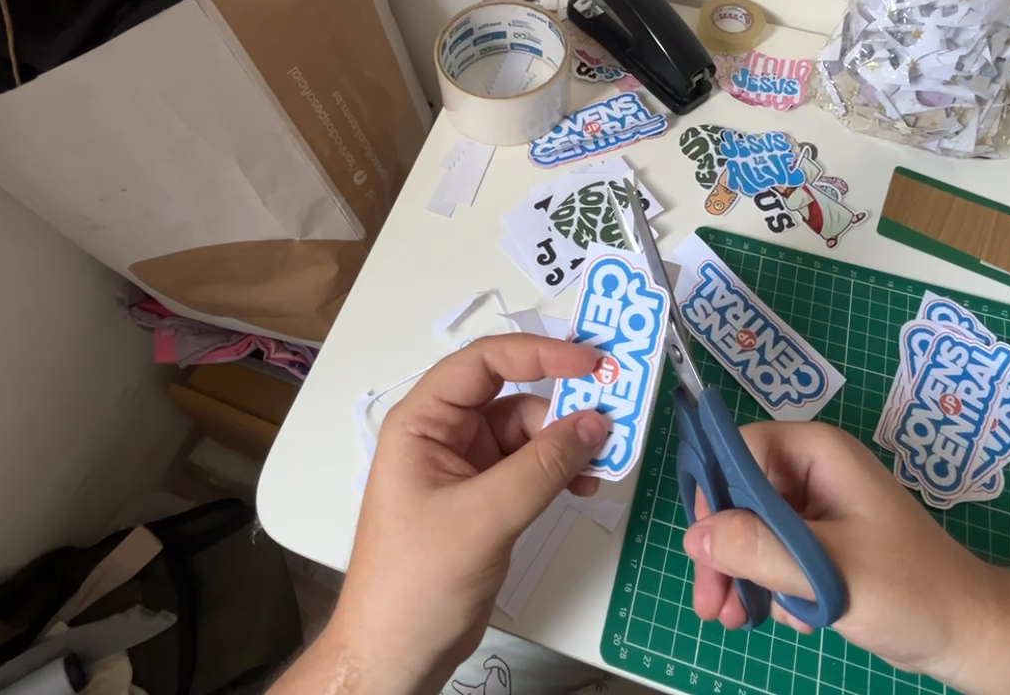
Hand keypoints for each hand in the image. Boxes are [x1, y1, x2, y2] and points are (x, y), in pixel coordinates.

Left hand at [325, 334, 610, 692]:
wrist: (398, 656)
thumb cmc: (418, 581)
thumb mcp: (484, 516)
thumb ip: (543, 467)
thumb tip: (596, 423)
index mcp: (424, 420)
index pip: (483, 363)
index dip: (537, 353)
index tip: (588, 361)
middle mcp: (445, 432)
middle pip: (511, 394)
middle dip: (561, 401)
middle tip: (611, 407)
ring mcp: (468, 464)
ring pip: (528, 431)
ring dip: (566, 442)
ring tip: (602, 460)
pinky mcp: (487, 494)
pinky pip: (532, 465)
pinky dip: (560, 470)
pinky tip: (584, 485)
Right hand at [681, 422, 994, 680]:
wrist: (969, 636)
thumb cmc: (911, 591)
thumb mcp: (831, 571)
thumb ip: (762, 550)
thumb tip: (695, 537)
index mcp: (817, 453)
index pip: (743, 449)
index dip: (716, 489)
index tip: (702, 543)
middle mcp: (809, 471)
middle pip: (739, 493)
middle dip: (722, 547)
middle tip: (709, 600)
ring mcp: (813, 507)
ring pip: (749, 527)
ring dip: (736, 572)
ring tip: (729, 618)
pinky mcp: (816, 541)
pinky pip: (770, 551)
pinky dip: (761, 583)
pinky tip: (768, 616)